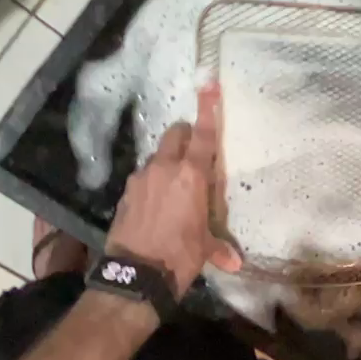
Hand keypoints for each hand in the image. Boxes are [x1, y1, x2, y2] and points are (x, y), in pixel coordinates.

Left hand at [106, 85, 241, 293]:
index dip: (208, 108)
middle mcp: (165, 169)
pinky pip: (143, 177)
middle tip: (195, 149)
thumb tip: (235, 261)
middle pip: (175, 134)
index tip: (209, 83)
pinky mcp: (126, 193)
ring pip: (157, 155)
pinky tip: (157, 202)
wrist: (135, 276)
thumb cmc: (179, 257)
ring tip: (175, 183)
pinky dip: (152, 181)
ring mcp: (141, 179)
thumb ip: (219, 247)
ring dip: (168, 161)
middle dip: (185, 135)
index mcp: (191, 176)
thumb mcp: (204, 250)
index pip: (203, 135)